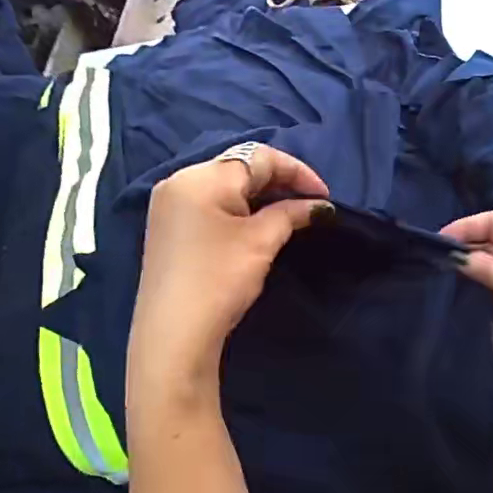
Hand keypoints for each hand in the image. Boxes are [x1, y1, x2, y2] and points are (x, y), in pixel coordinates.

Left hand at [132, 145, 330, 379]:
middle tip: (309, 204)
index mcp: (201, 177)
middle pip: (239, 167)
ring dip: (258, 195)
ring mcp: (169, 205)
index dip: (297, 172)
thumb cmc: (219, 280)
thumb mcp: (260, 242)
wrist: (174, 334)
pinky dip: (236, 208)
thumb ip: (291, 214)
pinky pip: (209, 204)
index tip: (324, 196)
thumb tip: (318, 206)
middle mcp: (179, 181)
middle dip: (278, 182)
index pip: (258, 158)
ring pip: (224, 186)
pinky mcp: (168, 227)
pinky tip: (255, 224)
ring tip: (288, 214)